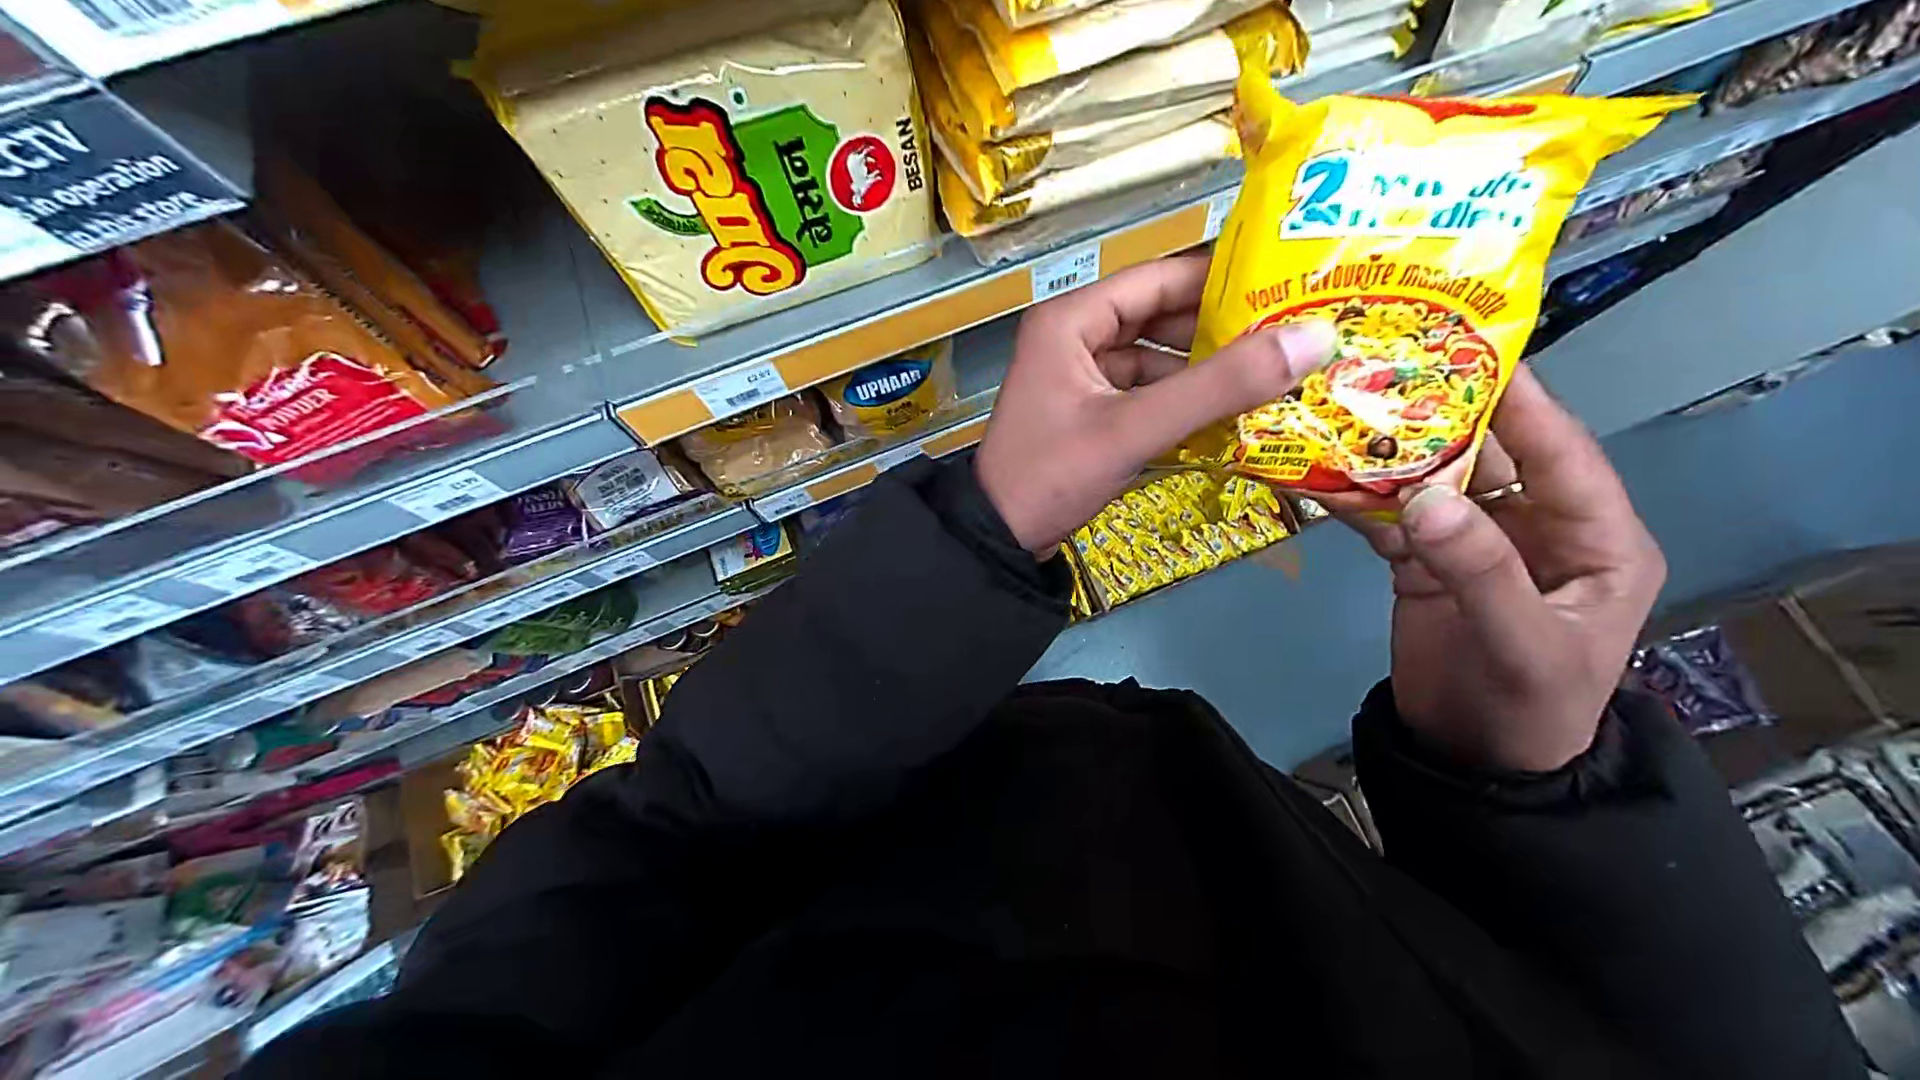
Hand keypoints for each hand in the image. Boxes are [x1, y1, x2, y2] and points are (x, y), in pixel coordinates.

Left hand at [974, 253, 1334, 554]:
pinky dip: (1179, 400)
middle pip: (1159, 316)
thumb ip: (1218, 387)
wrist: (1000, 539)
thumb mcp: (1133, 429)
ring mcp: (1079, 375)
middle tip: (1292, 336)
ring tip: (1272, 376)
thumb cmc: (1053, 475)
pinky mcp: (1087, 410)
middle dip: (1220, 330)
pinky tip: (1225, 415)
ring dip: (1203, 369)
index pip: (1160, 277)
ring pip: (1154, 357)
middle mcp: (1074, 336)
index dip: (1224, 280)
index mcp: (1072, 319)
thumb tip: (1315, 338)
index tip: (1290, 289)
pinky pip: (1143, 391)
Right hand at [1337, 367, 1665, 771]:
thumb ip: (1481, 570)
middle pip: (1486, 460)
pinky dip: (1356, 503)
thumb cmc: (1526, 707)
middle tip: (1385, 375)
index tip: (1474, 351)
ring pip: (1429, 485)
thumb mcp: (1521, 644)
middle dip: (1438, 421)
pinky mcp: (1422, 563)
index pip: (1563, 456)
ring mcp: (1472, 544)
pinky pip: (1389, 521)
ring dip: (1388, 458)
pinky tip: (1319, 481)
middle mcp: (1533, 529)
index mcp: (1592, 540)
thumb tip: (1424, 496)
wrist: (1471, 759)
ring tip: (1339, 419)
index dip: (1524, 404)